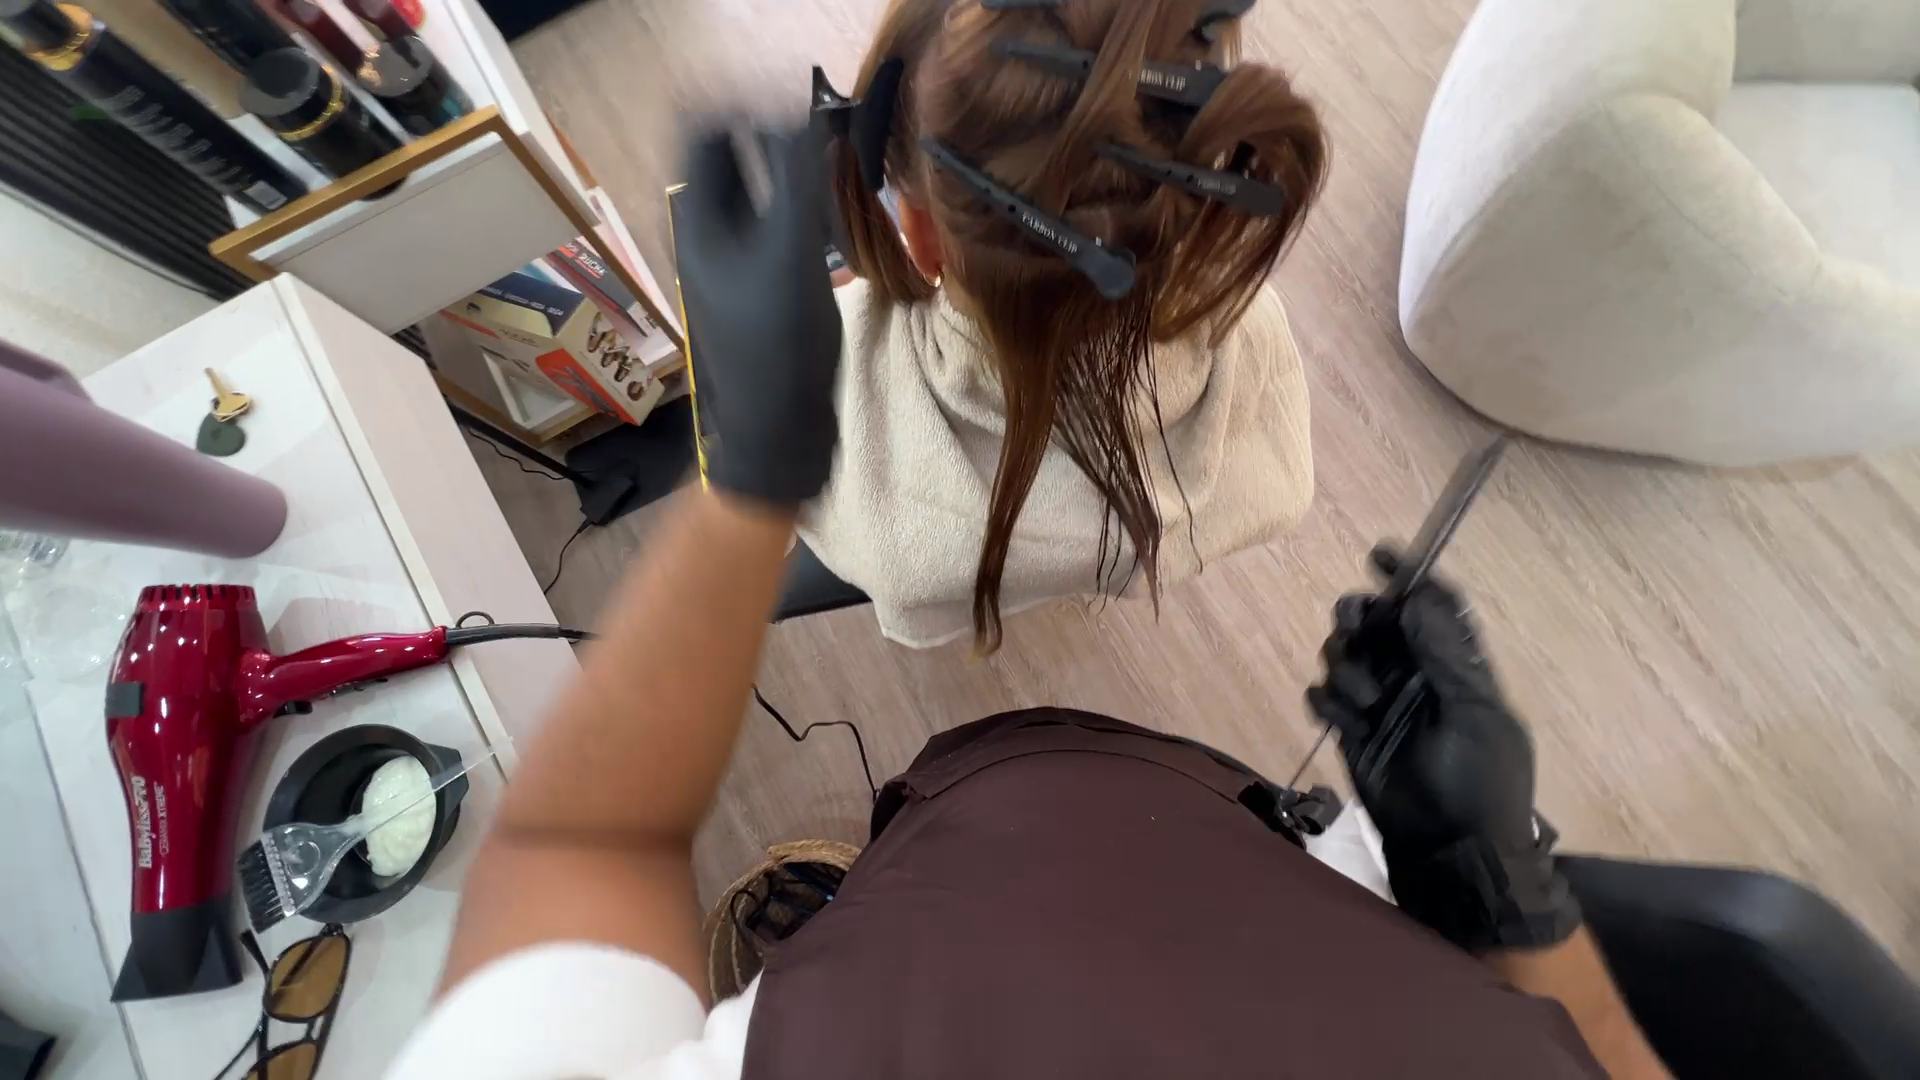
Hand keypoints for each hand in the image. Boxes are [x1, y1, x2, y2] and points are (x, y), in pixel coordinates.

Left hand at [678, 126, 843, 506]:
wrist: (776, 435)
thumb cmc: (780, 348)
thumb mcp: (791, 256)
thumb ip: (798, 181)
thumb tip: (810, 119)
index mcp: (697, 224)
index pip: (706, 131)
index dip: (752, 110)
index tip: (808, 124)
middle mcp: (702, 244)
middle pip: (733, 168)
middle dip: (778, 151)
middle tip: (827, 160)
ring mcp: (725, 276)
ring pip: (756, 208)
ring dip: (793, 193)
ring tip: (835, 200)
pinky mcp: (751, 304)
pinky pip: (770, 245)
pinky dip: (799, 233)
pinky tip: (833, 251)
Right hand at [1307, 545, 1579, 950]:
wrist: (1448, 845)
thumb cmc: (1478, 779)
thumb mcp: (1476, 714)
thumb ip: (1446, 656)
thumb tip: (1416, 599)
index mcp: (1454, 664)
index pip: (1432, 606)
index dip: (1408, 577)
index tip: (1380, 554)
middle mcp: (1411, 671)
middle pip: (1375, 621)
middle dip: (1360, 616)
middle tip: (1356, 626)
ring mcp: (1377, 698)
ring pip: (1342, 653)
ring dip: (1346, 667)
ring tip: (1364, 701)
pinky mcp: (1348, 724)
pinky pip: (1321, 695)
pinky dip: (1326, 702)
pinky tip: (1344, 722)